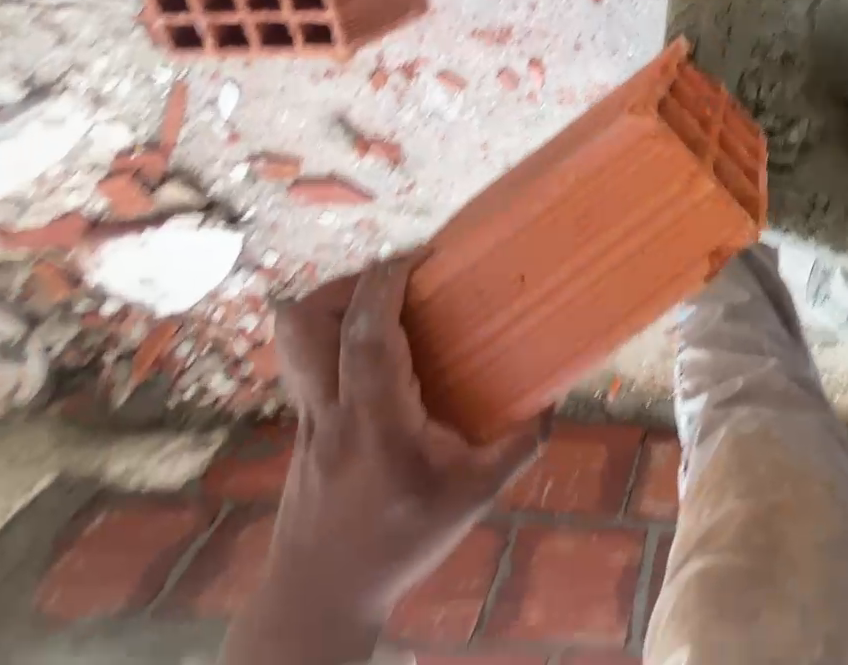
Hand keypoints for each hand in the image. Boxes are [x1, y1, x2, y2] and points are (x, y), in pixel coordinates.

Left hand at [221, 255, 544, 664]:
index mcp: (374, 420)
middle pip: (303, 322)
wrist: (319, 593)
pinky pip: (310, 360)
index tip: (420, 254)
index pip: (366, 335)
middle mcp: (330, 408)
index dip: (385, 284)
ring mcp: (309, 417)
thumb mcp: (474, 498)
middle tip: (400, 276)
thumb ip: (517, 447)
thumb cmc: (400, 542)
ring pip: (294, 338)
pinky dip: (339, 336)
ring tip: (388, 302)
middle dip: (349, 281)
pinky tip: (383, 353)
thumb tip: (553, 402)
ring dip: (335, 304)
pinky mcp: (306, 426)